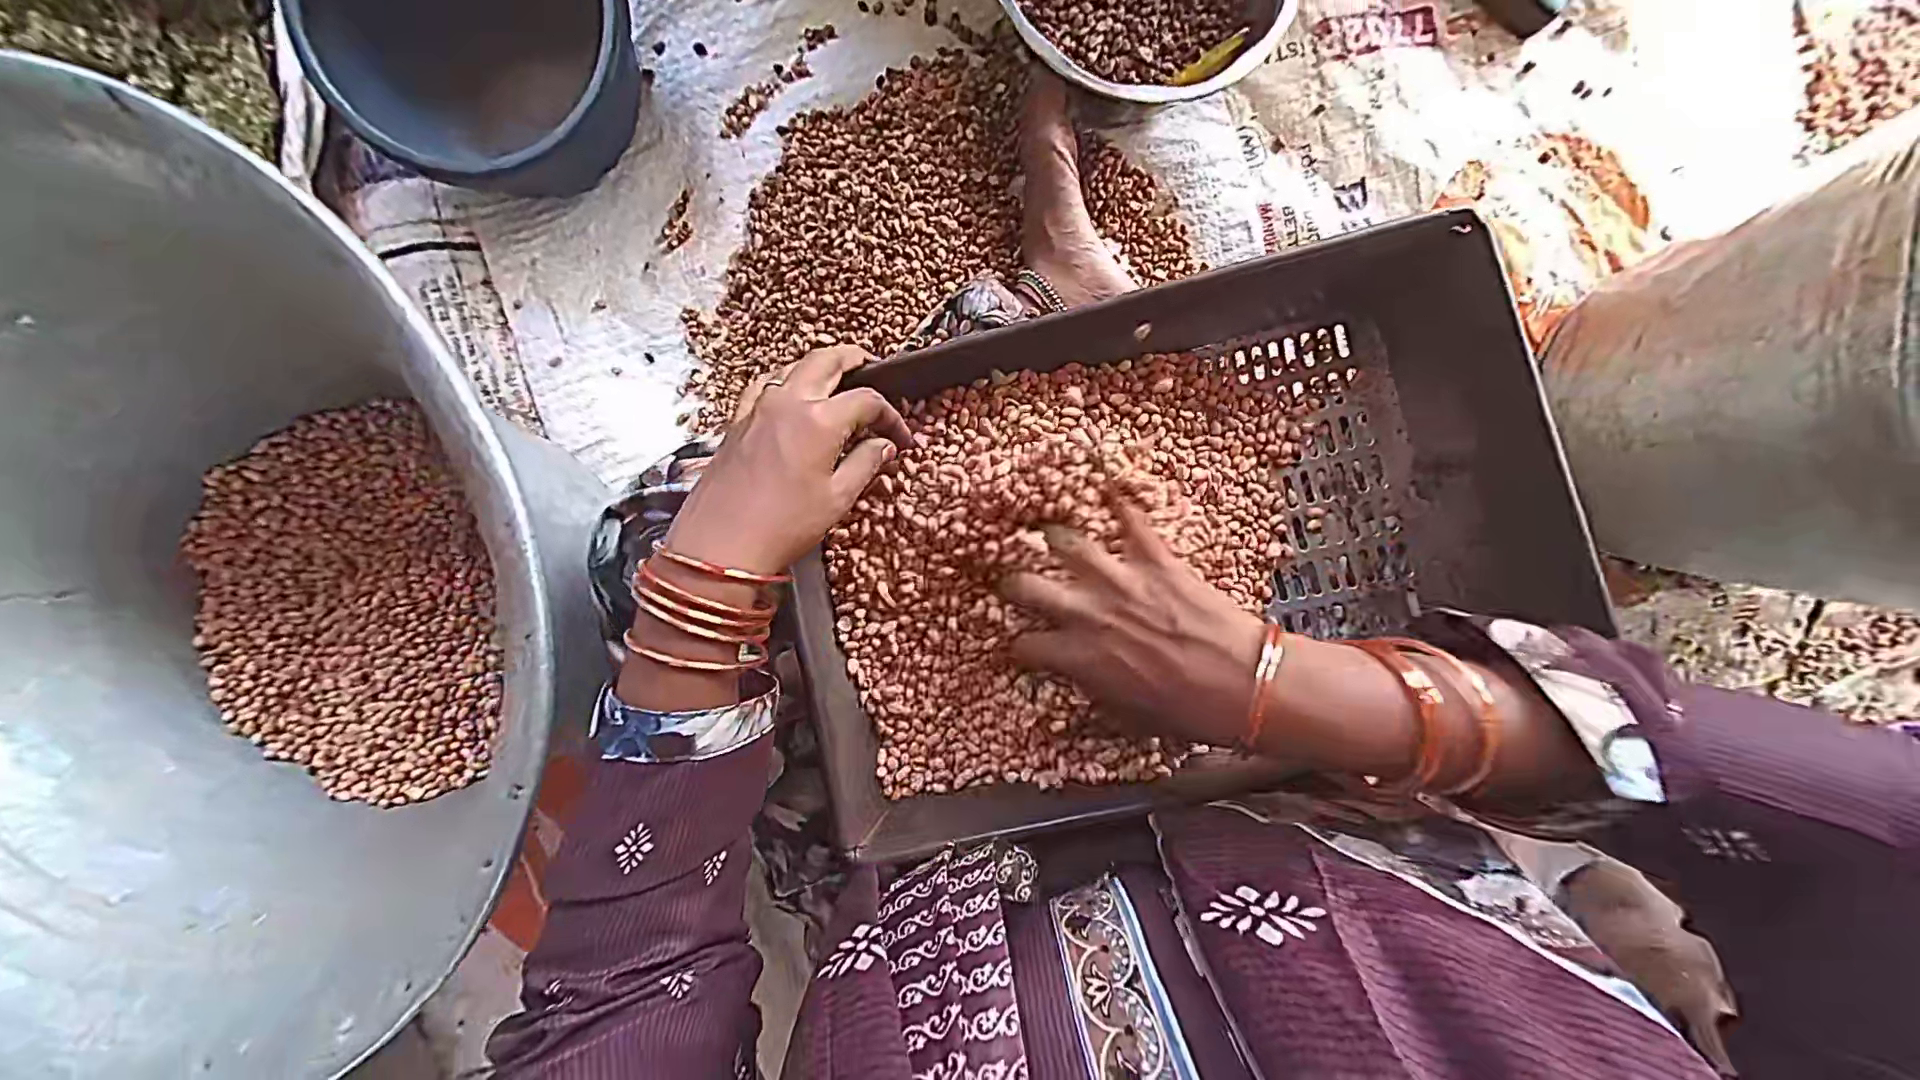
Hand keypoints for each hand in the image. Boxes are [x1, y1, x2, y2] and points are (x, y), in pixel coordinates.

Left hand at [667, 347, 911, 574]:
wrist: (721, 544)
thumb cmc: (782, 525)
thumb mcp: (837, 498)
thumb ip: (865, 463)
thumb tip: (882, 446)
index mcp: (819, 420)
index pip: (867, 400)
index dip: (890, 416)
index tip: (899, 437)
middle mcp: (787, 403)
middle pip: (826, 360)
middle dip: (853, 359)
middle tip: (870, 365)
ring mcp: (758, 409)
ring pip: (792, 367)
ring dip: (818, 366)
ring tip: (834, 379)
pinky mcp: (737, 422)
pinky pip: (763, 386)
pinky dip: (784, 381)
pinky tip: (788, 395)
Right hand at [1000, 506, 1264, 746]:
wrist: (1243, 684)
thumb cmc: (1187, 710)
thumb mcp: (1125, 714)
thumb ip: (1090, 686)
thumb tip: (1076, 673)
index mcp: (1079, 656)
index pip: (1025, 645)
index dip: (1019, 645)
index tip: (1023, 644)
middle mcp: (1089, 613)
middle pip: (1028, 586)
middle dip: (1013, 582)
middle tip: (1013, 580)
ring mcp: (1121, 581)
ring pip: (1068, 545)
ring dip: (1053, 538)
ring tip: (1046, 533)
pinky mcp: (1155, 560)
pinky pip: (1131, 521)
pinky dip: (1118, 503)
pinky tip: (1106, 487)